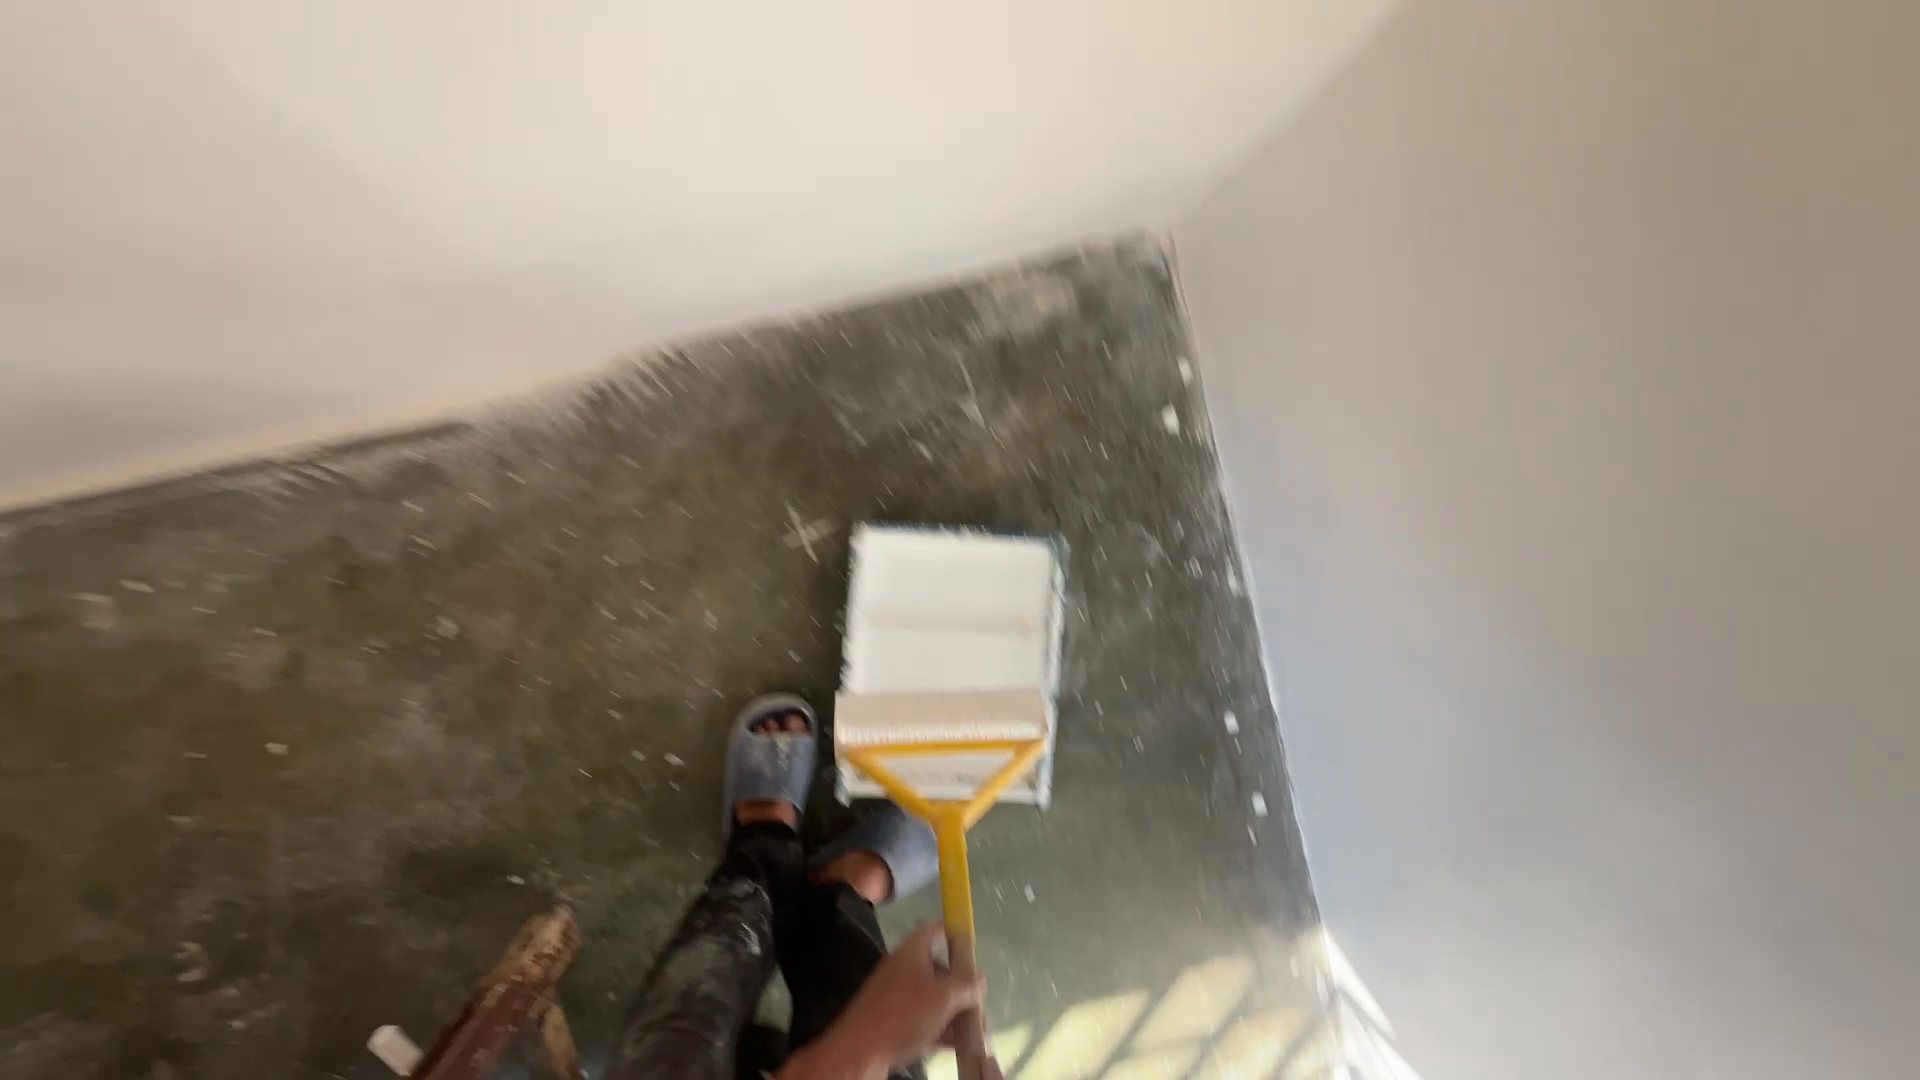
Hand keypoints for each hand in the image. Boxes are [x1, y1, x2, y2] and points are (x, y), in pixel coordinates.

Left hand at [841, 922, 985, 1065]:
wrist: (861, 1050)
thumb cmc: (904, 1012)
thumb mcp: (944, 996)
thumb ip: (967, 985)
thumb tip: (980, 978)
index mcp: (912, 950)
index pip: (934, 930)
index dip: (953, 933)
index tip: (970, 946)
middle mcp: (903, 967)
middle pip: (937, 968)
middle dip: (960, 985)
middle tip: (978, 1001)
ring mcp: (895, 995)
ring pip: (931, 997)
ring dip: (953, 1011)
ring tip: (972, 1029)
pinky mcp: (891, 1020)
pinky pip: (922, 1018)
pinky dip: (939, 1027)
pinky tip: (955, 1043)